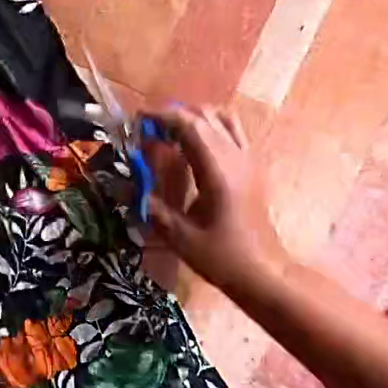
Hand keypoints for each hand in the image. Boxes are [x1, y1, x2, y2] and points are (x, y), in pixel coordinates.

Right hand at [144, 106, 289, 293]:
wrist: (262, 272)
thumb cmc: (221, 257)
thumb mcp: (179, 236)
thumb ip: (151, 207)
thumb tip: (125, 187)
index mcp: (218, 170)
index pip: (189, 125)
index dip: (161, 117)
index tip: (138, 120)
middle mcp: (236, 157)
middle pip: (205, 116)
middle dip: (174, 116)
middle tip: (148, 130)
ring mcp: (248, 160)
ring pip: (222, 118)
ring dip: (194, 118)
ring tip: (170, 134)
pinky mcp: (253, 168)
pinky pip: (232, 132)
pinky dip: (210, 129)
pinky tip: (193, 149)